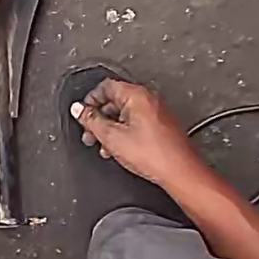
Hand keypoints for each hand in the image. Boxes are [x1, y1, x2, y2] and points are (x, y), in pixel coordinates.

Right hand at [70, 78, 207, 186]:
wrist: (179, 171)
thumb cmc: (154, 154)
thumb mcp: (111, 137)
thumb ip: (91, 120)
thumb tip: (79, 110)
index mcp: (136, 95)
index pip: (105, 86)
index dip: (90, 100)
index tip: (83, 114)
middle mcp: (148, 99)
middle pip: (114, 100)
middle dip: (98, 117)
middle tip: (90, 133)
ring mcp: (155, 112)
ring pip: (124, 114)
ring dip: (110, 128)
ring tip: (104, 145)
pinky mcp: (160, 126)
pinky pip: (135, 123)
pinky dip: (124, 133)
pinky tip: (119, 149)